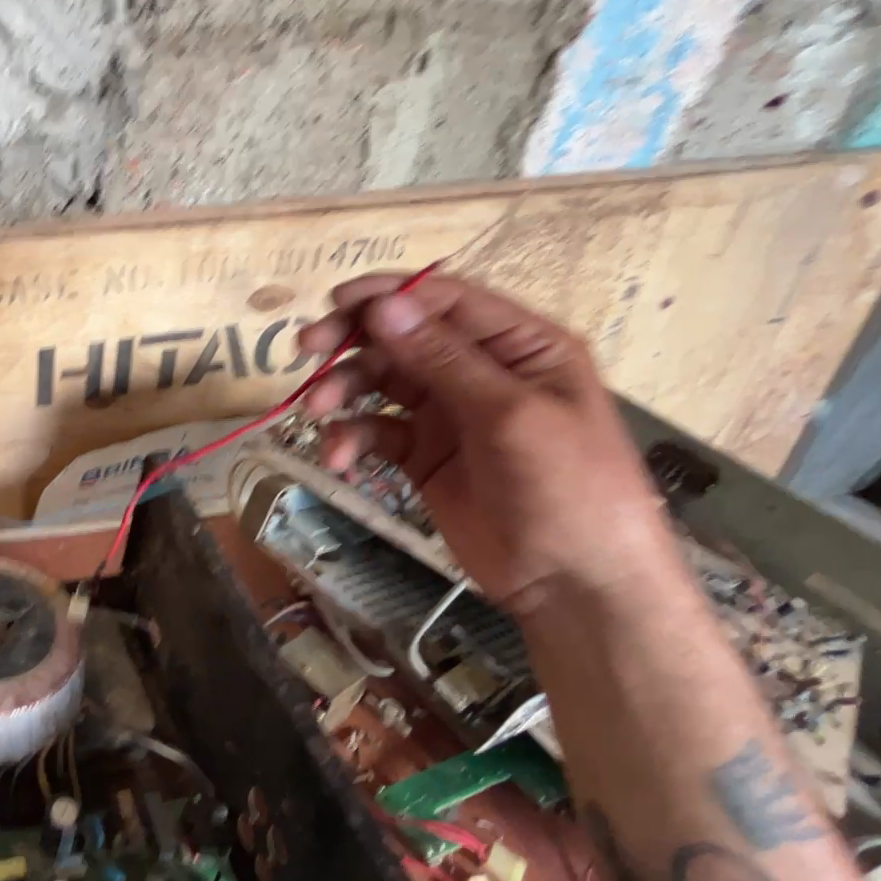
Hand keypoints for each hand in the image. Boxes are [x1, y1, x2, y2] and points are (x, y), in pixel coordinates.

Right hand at [296, 274, 682, 613]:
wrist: (573, 584)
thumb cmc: (568, 487)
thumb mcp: (510, 414)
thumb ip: (444, 358)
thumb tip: (383, 306)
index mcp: (519, 346)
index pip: (444, 301)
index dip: (387, 296)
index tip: (334, 303)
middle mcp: (478, 372)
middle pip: (401, 337)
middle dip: (352, 340)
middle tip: (307, 348)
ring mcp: (447, 414)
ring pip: (379, 383)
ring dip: (344, 391)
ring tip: (317, 412)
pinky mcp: (421, 455)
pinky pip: (375, 432)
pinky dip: (351, 439)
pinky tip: (339, 458)